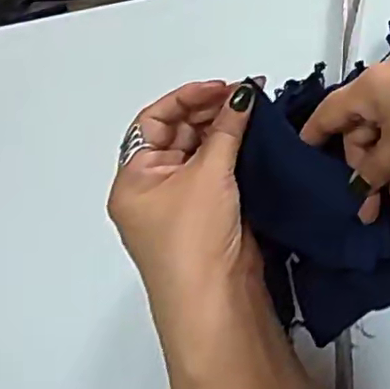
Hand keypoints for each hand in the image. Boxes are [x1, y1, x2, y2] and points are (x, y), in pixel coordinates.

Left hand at [108, 80, 259, 312]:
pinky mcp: (209, 209)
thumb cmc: (194, 241)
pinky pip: (219, 165)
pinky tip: (255, 132)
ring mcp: (182, 199)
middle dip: (210, 110)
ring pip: (201, 148)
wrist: (217, 301)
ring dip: (225, 127)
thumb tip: (242, 92)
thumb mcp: (208, 174)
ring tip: (253, 108)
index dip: (186, 98)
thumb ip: (227, 127)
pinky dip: (235, 147)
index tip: (220, 87)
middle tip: (243, 95)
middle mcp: (154, 187)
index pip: (155, 121)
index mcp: (134, 179)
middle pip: (179, 131)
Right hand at [299, 58, 389, 222]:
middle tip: (376, 212)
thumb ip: (372, 171)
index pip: (328, 113)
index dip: (313, 138)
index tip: (302, 162)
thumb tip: (362, 185)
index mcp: (367, 89)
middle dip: (371, 175)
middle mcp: (384, 86)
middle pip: (361, 135)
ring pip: (389, 140)